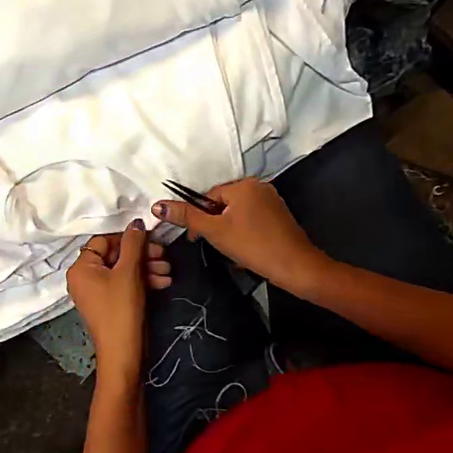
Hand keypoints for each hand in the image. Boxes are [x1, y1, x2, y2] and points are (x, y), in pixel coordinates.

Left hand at [65, 220, 171, 371]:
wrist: (124, 352)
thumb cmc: (121, 309)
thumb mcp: (128, 272)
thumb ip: (133, 243)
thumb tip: (136, 222)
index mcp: (80, 268)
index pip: (103, 240)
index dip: (127, 238)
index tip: (150, 238)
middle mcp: (85, 277)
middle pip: (116, 254)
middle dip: (142, 254)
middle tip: (163, 254)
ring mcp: (98, 291)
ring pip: (124, 270)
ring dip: (147, 267)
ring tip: (167, 271)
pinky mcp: (111, 302)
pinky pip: (126, 283)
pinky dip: (143, 281)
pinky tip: (164, 281)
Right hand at [154, 179, 328, 293]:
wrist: (295, 267)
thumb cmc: (253, 246)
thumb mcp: (215, 231)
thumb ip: (186, 217)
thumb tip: (157, 206)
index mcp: (244, 185)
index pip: (208, 197)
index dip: (199, 218)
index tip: (196, 238)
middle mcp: (259, 187)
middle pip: (222, 205)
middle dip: (215, 226)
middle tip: (217, 246)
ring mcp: (272, 202)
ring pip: (237, 215)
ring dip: (229, 232)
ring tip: (234, 250)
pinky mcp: (279, 217)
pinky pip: (252, 221)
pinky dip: (244, 234)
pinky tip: (247, 250)